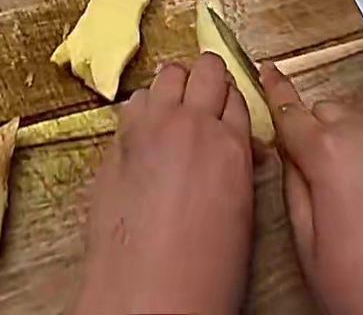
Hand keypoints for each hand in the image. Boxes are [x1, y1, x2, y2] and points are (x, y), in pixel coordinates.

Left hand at [73, 53, 255, 314]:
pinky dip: (147, 103)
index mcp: (233, 148)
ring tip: (176, 103)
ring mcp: (153, 123)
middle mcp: (193, 123)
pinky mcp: (121, 133)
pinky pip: (138, 99)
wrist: (146, 294)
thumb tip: (236, 148)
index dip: (232, 99)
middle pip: (206, 69)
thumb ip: (237, 166)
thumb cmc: (202, 273)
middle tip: (204, 91)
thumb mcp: (241, 216)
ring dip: (176, 83)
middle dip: (208, 76)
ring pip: (169, 73)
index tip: (226, 104)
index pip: (238, 97)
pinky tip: (148, 125)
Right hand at [261, 61, 362, 314]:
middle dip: (310, 129)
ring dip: (341, 144)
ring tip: (340, 196)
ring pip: (356, 128)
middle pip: (323, 111)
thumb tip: (289, 165)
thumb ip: (292, 192)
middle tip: (303, 167)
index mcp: (329, 153)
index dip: (273, 87)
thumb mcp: (310, 249)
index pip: (289, 106)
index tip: (268, 72)